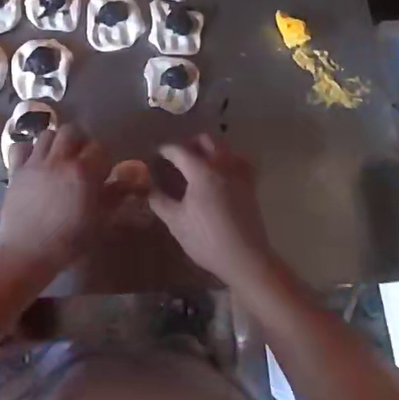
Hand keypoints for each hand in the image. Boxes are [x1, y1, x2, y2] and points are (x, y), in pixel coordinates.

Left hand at [0, 124, 111, 269]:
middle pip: (72, 131)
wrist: (28, 252)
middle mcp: (59, 160)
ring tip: (59, 159)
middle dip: (80, 142)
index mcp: (83, 172)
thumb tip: (133, 180)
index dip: (104, 160)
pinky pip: (20, 147)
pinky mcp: (16, 171)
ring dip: (56, 143)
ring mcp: (35, 163)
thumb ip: (116, 195)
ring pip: (47, 134)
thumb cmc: (69, 241)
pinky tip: (34, 162)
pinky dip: (28, 150)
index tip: (103, 174)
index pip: (100, 149)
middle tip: (81, 159)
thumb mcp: (99, 220)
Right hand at [148, 134, 284, 287]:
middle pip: (206, 140)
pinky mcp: (250, 185)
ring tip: (198, 161)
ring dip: (210, 148)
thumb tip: (148, 187)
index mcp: (202, 172)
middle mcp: (223, 166)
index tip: (155, 153)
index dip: (165, 149)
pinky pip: (241, 161)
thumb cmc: (206, 240)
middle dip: (189, 143)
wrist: (244, 258)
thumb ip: (159, 201)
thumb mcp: (176, 222)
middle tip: (176, 156)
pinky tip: (223, 171)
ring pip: (225, 147)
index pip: (179, 151)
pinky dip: (230, 158)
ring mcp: (239, 174)